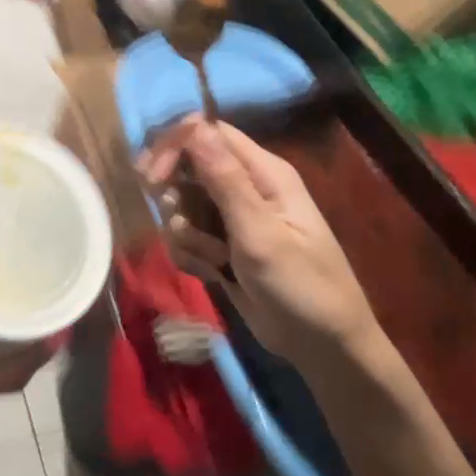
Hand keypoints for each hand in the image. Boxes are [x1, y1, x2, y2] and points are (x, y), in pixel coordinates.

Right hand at [139, 116, 381, 370]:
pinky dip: (189, 254)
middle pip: (186, 165)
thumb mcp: (261, 234)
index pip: (206, 132)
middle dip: (172, 193)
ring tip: (210, 259)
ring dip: (182, 231)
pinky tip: (210, 275)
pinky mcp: (220, 245)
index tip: (152, 177)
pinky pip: (184, 235)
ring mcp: (232, 217)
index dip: (174, 147)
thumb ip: (226, 180)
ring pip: (179, 203)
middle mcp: (246, 186)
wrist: (323, 349)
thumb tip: (195, 125)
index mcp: (264, 173)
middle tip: (179, 224)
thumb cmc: (302, 287)